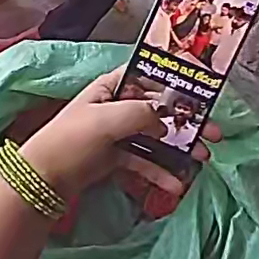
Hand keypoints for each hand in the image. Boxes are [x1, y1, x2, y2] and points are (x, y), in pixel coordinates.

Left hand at [16, 69, 212, 200]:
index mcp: (111, 87)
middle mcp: (116, 106)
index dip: (175, 80)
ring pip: (156, 137)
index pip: (148, 75)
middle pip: (159, 109)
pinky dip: (160, 171)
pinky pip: (144, 161)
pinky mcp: (116, 157)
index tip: (203, 89)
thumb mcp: (107, 119)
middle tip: (214, 131)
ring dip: (179, 147)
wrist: (44, 178)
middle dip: (187, 120)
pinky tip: (176, 183)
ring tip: (204, 158)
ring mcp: (117, 132)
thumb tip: (165, 123)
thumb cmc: (72, 139)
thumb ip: (141, 114)